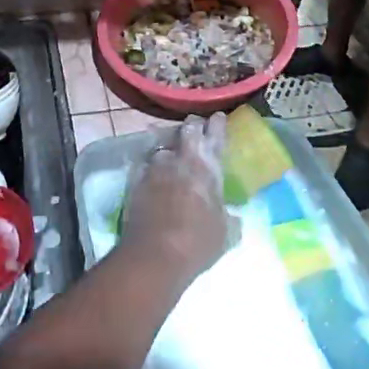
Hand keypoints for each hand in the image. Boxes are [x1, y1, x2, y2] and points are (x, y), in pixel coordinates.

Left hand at [119, 113, 231, 279]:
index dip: (217, 125)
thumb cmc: (198, 243)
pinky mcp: (136, 176)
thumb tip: (232, 215)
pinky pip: (147, 161)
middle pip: (187, 130)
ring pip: (164, 144)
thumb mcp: (226, 233)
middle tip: (197, 125)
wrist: (155, 252)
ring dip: (171, 143)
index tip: (218, 116)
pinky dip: (153, 161)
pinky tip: (154, 167)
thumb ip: (229, 217)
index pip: (214, 137)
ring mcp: (156, 165)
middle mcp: (180, 159)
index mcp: (207, 169)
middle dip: (193, 125)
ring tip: (174, 148)